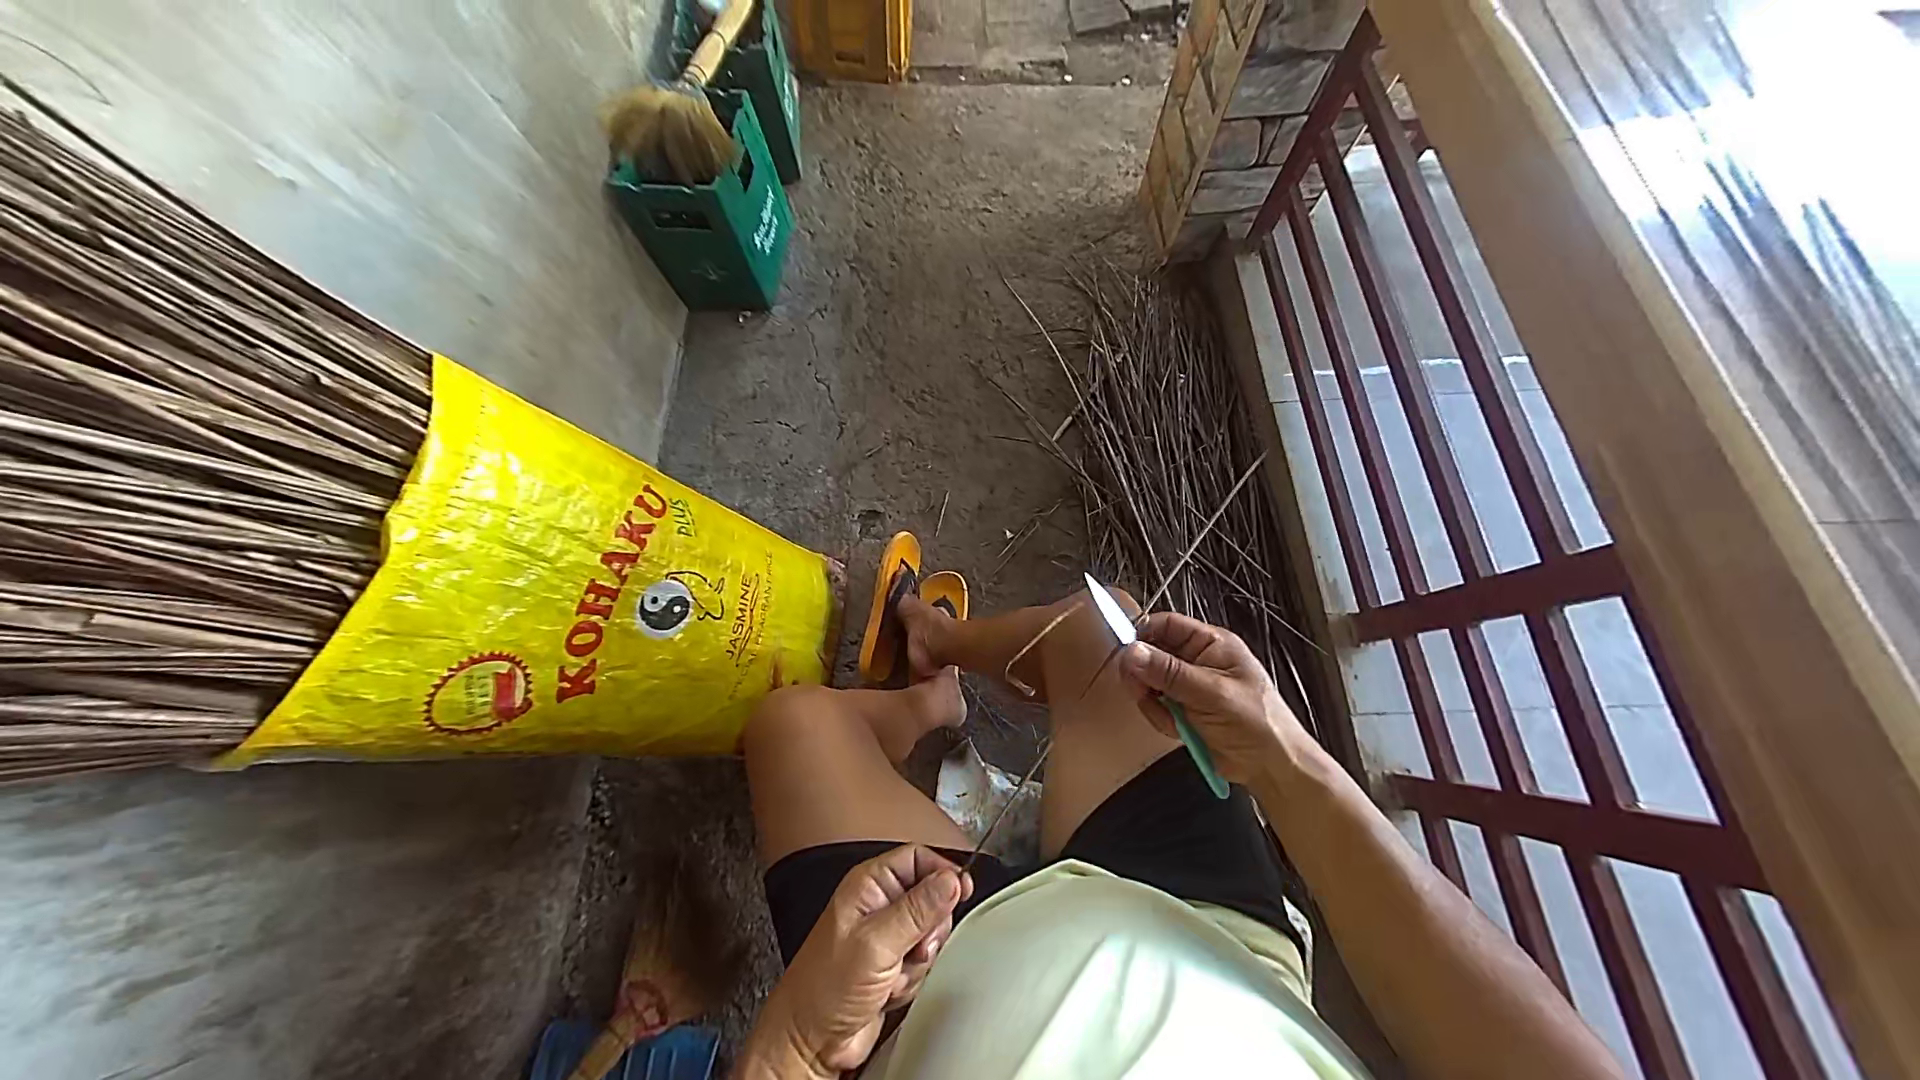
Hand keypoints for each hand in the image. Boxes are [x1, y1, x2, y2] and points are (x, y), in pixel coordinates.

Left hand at [738, 845, 973, 1077]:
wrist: (812, 1041)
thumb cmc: (824, 988)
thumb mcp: (876, 943)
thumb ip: (918, 909)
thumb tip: (951, 880)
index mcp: (870, 882)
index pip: (919, 857)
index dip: (942, 872)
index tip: (961, 890)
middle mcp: (880, 903)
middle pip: (932, 896)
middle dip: (930, 927)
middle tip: (915, 945)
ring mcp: (888, 933)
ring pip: (932, 932)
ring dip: (920, 958)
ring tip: (893, 971)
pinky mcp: (895, 962)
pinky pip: (925, 960)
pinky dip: (914, 977)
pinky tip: (890, 987)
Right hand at [1118, 611, 1313, 783]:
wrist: (1272, 768)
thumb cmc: (1257, 723)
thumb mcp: (1211, 693)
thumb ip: (1169, 673)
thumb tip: (1132, 652)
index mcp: (1210, 643)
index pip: (1165, 625)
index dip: (1142, 636)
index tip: (1126, 656)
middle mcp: (1196, 659)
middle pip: (1150, 654)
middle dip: (1144, 676)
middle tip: (1143, 693)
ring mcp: (1187, 685)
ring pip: (1147, 682)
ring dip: (1153, 702)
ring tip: (1173, 718)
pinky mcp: (1181, 708)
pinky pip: (1154, 705)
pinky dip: (1159, 718)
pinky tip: (1178, 729)